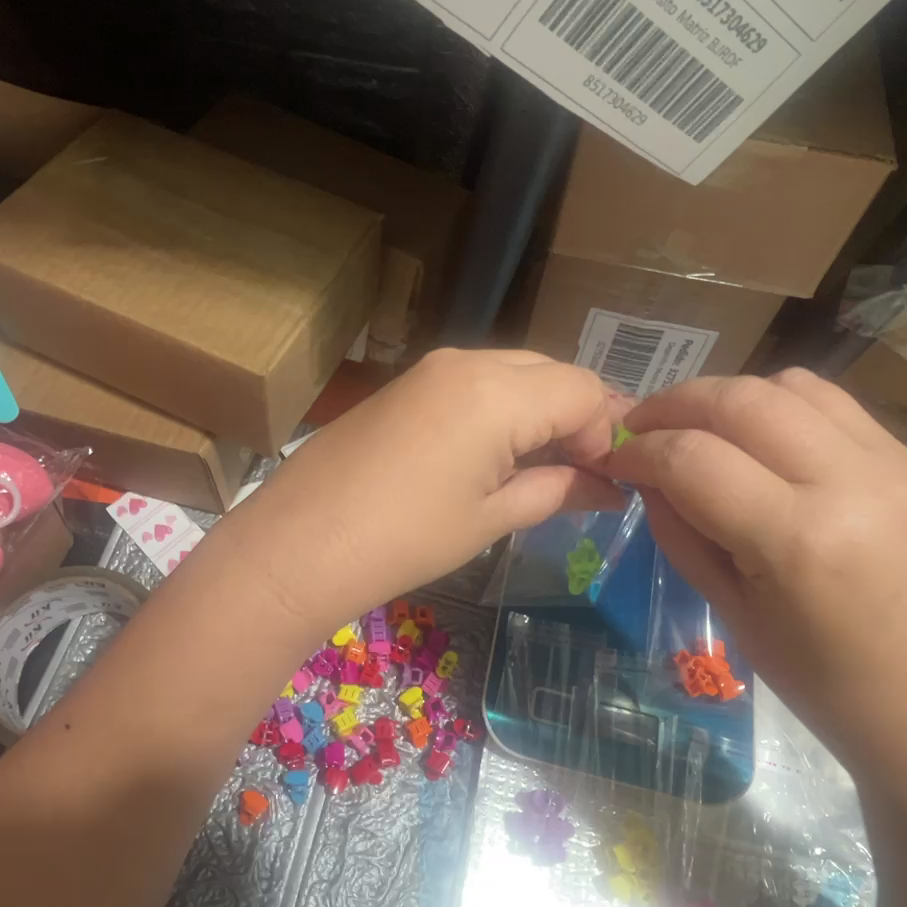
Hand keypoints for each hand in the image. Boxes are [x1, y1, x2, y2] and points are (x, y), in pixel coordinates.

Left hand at [202, 349, 623, 634]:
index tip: (607, 484)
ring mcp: (430, 368)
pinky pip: (473, 383)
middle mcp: (467, 362)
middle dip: (577, 419)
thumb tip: (607, 488)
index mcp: (498, 392)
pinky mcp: (405, 384)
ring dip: (539, 413)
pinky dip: (500, 411)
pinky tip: (494, 455)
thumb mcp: (490, 519)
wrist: (298, 544)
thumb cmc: (404, 540)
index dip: (607, 435)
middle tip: (582, 476)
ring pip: (513, 374)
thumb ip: (557, 491)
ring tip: (540, 469)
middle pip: (550, 374)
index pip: (585, 391)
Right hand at [602, 369, 906, 776]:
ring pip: (790, 385)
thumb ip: (685, 539)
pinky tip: (759, 441)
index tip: (614, 461)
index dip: (639, 451)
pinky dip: (780, 407)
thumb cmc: (833, 693)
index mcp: (798, 539)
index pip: (692, 459)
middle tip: (640, 428)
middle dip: (674, 404)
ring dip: (728, 397)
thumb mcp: (739, 619)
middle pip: (740, 400)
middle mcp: (850, 481)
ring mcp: (893, 465)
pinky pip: (834, 406)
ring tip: (697, 428)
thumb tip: (647, 481)